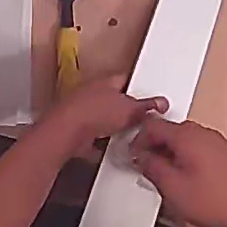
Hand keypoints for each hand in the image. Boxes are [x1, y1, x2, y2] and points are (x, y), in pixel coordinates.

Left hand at [35, 74, 167, 155]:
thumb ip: (147, 107)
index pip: (127, 80)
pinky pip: (94, 135)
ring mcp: (82, 111)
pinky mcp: (76, 129)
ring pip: (104, 119)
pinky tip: (108, 147)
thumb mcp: (130, 110)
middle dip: (127, 112)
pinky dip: (101, 142)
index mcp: (105, 81)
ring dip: (113, 128)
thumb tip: (159, 104)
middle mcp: (91, 93)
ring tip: (124, 136)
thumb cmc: (91, 113)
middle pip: (115, 100)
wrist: (67, 132)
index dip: (139, 88)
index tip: (150, 98)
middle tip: (139, 120)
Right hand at [129, 119, 226, 226]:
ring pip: (183, 138)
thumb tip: (141, 157)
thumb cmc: (215, 202)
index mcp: (188, 136)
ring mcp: (215, 142)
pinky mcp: (223, 153)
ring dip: (169, 151)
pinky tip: (182, 175)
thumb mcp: (171, 186)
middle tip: (144, 163)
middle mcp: (203, 133)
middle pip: (169, 130)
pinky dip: (185, 155)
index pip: (154, 125)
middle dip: (154, 145)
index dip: (138, 139)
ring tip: (163, 173)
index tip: (133, 153)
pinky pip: (197, 146)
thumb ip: (151, 166)